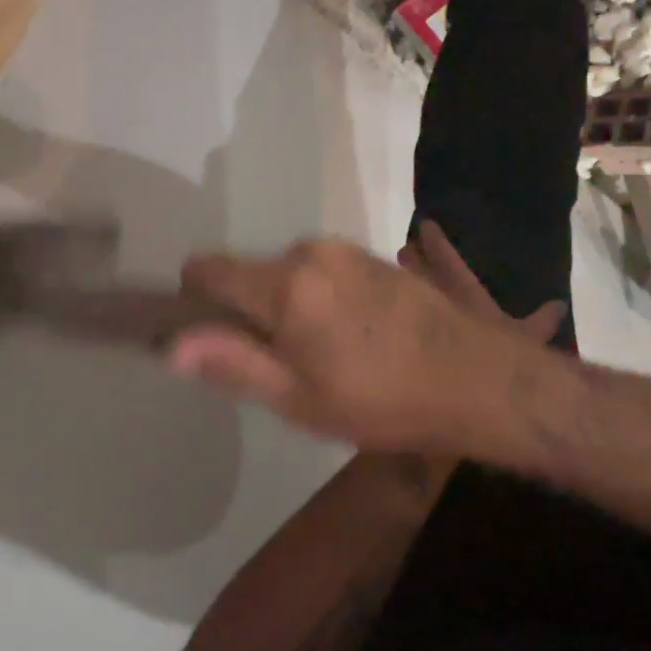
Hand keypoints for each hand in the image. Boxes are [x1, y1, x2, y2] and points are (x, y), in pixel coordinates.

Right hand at [168, 230, 556, 451]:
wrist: (479, 378)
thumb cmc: (383, 401)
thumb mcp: (299, 399)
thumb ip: (232, 364)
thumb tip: (171, 345)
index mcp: (284, 285)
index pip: (206, 270)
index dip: (192, 301)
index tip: (208, 337)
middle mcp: (309, 251)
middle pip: (248, 273)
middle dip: (248, 311)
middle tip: (280, 364)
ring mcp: (345, 249)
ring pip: (285, 272)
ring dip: (286, 304)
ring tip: (322, 354)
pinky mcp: (372, 254)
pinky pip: (319, 269)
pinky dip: (316, 296)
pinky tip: (350, 336)